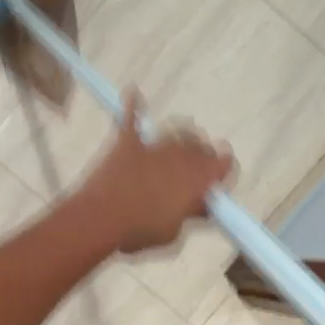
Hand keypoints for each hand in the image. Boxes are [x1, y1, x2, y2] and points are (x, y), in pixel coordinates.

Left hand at [72, 88, 234, 253]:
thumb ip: (189, 214)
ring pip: (177, 130)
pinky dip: (133, 104)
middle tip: (191, 172)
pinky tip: (132, 92)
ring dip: (179, 137)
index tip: (213, 184)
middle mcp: (181, 155)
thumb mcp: (173, 232)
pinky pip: (131, 116)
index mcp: (199, 178)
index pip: (224, 164)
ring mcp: (154, 145)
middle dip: (201, 156)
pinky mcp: (126, 141)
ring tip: (175, 147)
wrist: (100, 218)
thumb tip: (200, 206)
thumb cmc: (139, 231)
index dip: (220, 173)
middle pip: (201, 146)